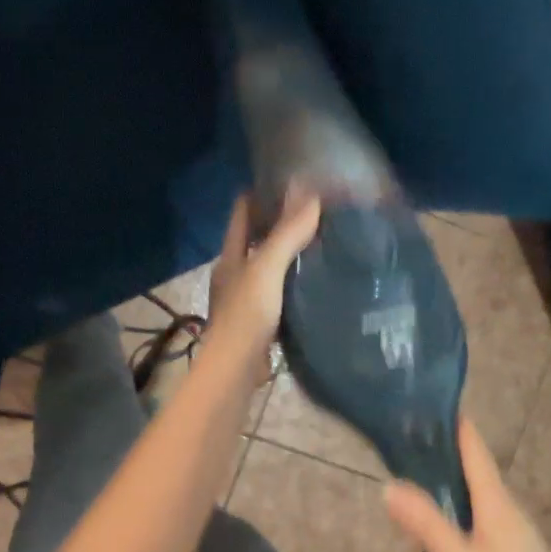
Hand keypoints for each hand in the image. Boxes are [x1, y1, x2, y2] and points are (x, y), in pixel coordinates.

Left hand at [204, 191, 321, 377]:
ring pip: (266, 269)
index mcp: (230, 257)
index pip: (240, 214)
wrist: (236, 371)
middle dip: (276, 225)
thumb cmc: (246, 314)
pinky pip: (278, 296)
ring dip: (286, 257)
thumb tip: (308, 192)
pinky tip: (316, 285)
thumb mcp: (267, 268)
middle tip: (312, 211)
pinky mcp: (258, 325)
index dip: (258, 195)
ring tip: (320, 243)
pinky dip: (293, 286)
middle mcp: (233, 275)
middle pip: (253, 241)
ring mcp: (244, 302)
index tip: (285, 181)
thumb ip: (286, 233)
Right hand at [385, 421, 550, 551]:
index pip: (472, 448)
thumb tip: (390, 485)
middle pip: (455, 498)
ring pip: (459, 539)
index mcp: (497, 506)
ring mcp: (512, 549)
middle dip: (427, 526)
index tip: (420, 409)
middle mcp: (505, 519)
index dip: (450, 425)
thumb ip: (425, 526)